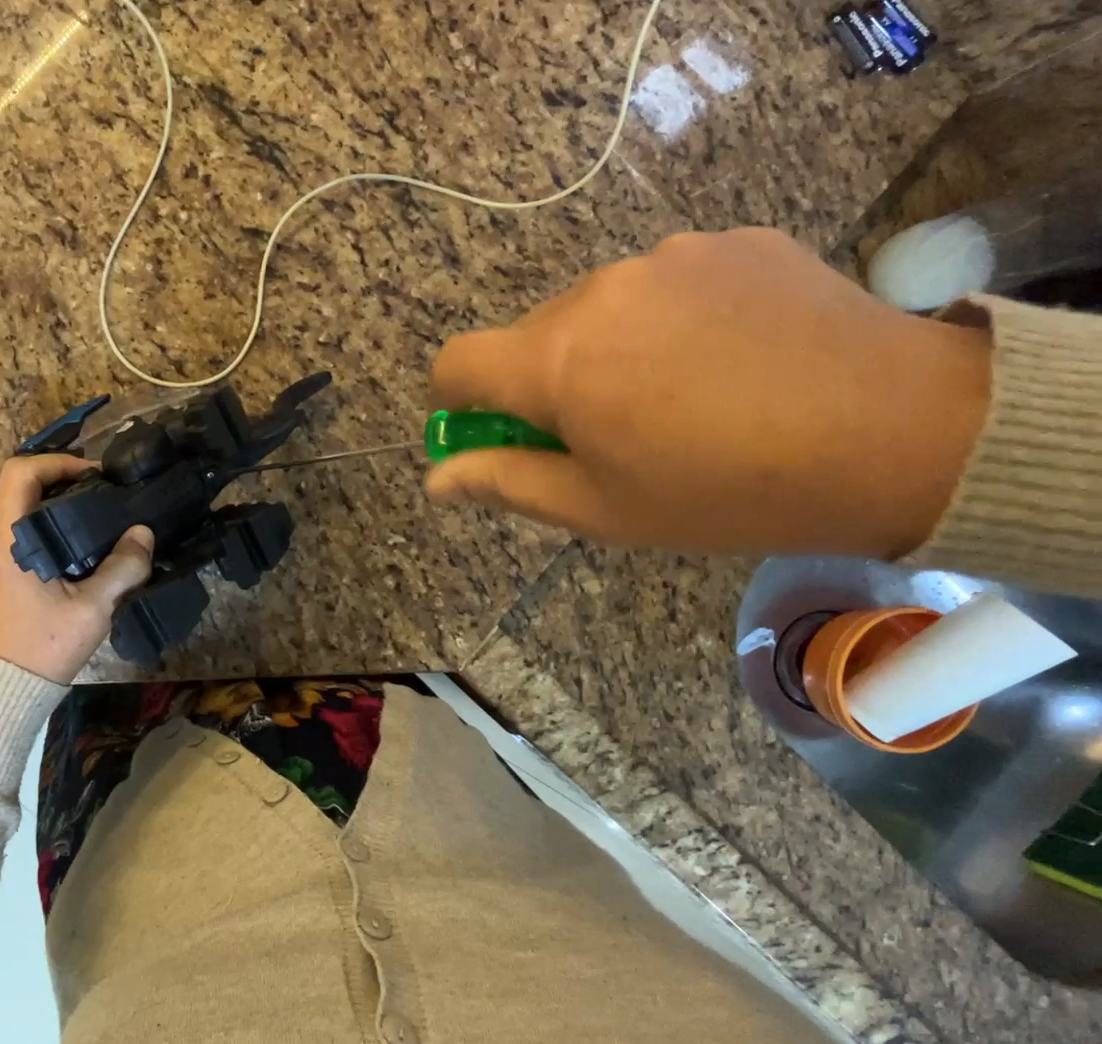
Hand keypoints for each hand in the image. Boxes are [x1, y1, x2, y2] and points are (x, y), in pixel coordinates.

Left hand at [0, 456, 155, 682]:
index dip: (56, 462)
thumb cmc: (44, 648)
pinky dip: (29, 534)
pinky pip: (1, 540)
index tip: (90, 475)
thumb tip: (143, 534)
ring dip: (41, 511)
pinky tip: (59, 557)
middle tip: (95, 498)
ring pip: (6, 515)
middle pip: (14, 490)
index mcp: (5, 540)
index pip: (20, 472)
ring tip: (82, 526)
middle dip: (55, 485)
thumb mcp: (93, 609)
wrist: (1, 694)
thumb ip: (122, 567)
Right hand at [427, 228, 992, 558]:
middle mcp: (597, 292)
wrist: (903, 432)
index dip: (455, 401)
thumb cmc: (725, 491)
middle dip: (543, 381)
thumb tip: (436, 478)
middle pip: (529, 336)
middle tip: (606, 431)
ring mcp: (668, 258)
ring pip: (598, 307)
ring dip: (607, 346)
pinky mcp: (732, 241)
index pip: (456, 363)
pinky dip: (669, 317)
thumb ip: (504, 482)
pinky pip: (665, 282)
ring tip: (678, 393)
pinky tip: (726, 356)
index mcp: (555, 361)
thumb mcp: (599, 508)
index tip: (492, 431)